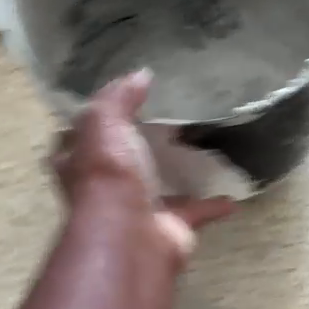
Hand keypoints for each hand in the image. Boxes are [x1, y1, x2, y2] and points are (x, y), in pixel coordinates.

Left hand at [52, 69, 235, 262]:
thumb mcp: (104, 121)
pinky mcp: (168, 228)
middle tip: (159, 128)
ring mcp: (137, 211)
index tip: (111, 107)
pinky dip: (212, 205)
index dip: (91, 123)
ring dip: (173, 179)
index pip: (78, 139)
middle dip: (133, 151)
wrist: (131, 233)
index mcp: (80, 162)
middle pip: (117, 165)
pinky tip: (231, 196)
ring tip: (196, 157)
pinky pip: (194, 212)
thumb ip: (120, 97)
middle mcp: (105, 190)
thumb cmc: (109, 174)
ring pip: (156, 190)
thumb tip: (141, 75)